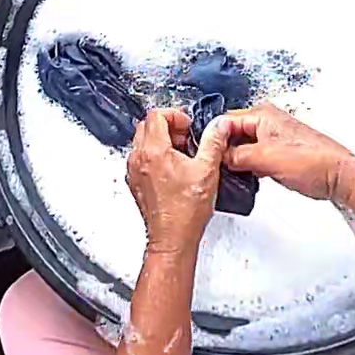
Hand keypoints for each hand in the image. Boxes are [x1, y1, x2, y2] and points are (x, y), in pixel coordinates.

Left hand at [126, 108, 227, 256]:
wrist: (172, 239)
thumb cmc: (186, 212)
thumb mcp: (208, 170)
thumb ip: (214, 141)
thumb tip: (219, 125)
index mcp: (154, 151)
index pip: (157, 115)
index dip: (176, 116)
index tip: (188, 127)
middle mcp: (138, 159)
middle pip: (147, 125)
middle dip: (168, 126)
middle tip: (186, 138)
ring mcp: (134, 171)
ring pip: (143, 141)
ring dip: (162, 140)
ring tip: (182, 154)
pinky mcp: (136, 183)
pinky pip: (141, 158)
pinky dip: (155, 156)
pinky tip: (174, 169)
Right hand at [215, 104, 354, 203]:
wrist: (339, 176)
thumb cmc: (312, 161)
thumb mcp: (263, 158)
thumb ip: (236, 156)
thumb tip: (220, 157)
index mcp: (262, 114)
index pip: (225, 121)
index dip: (214, 138)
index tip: (207, 155)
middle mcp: (268, 121)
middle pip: (233, 133)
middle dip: (225, 150)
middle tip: (217, 167)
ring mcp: (275, 137)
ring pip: (244, 145)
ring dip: (237, 159)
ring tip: (232, 174)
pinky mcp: (281, 152)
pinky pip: (255, 155)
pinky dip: (249, 165)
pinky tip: (248, 178)